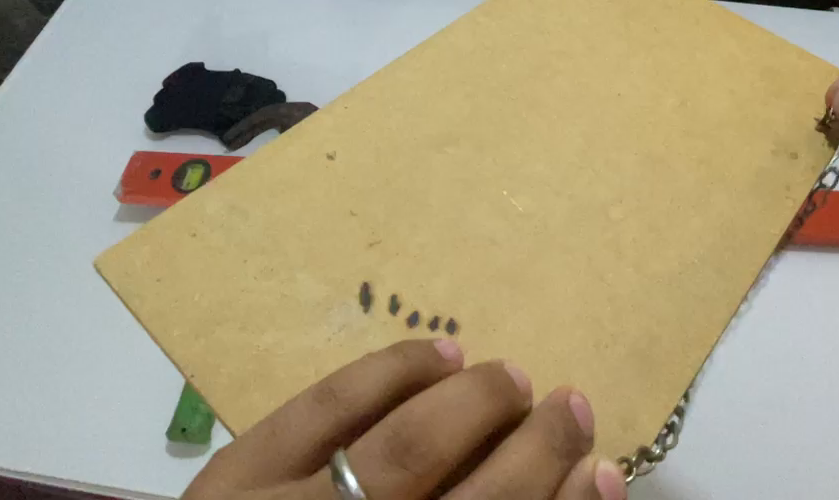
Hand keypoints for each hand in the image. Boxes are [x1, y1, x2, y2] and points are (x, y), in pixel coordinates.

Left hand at [182, 339, 624, 499]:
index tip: (606, 471)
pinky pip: (324, 409)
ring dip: (475, 406)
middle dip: (534, 453)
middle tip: (573, 408)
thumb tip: (569, 490)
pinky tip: (443, 353)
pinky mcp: (233, 478)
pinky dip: (392, 373)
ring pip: (401, 449)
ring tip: (515, 379)